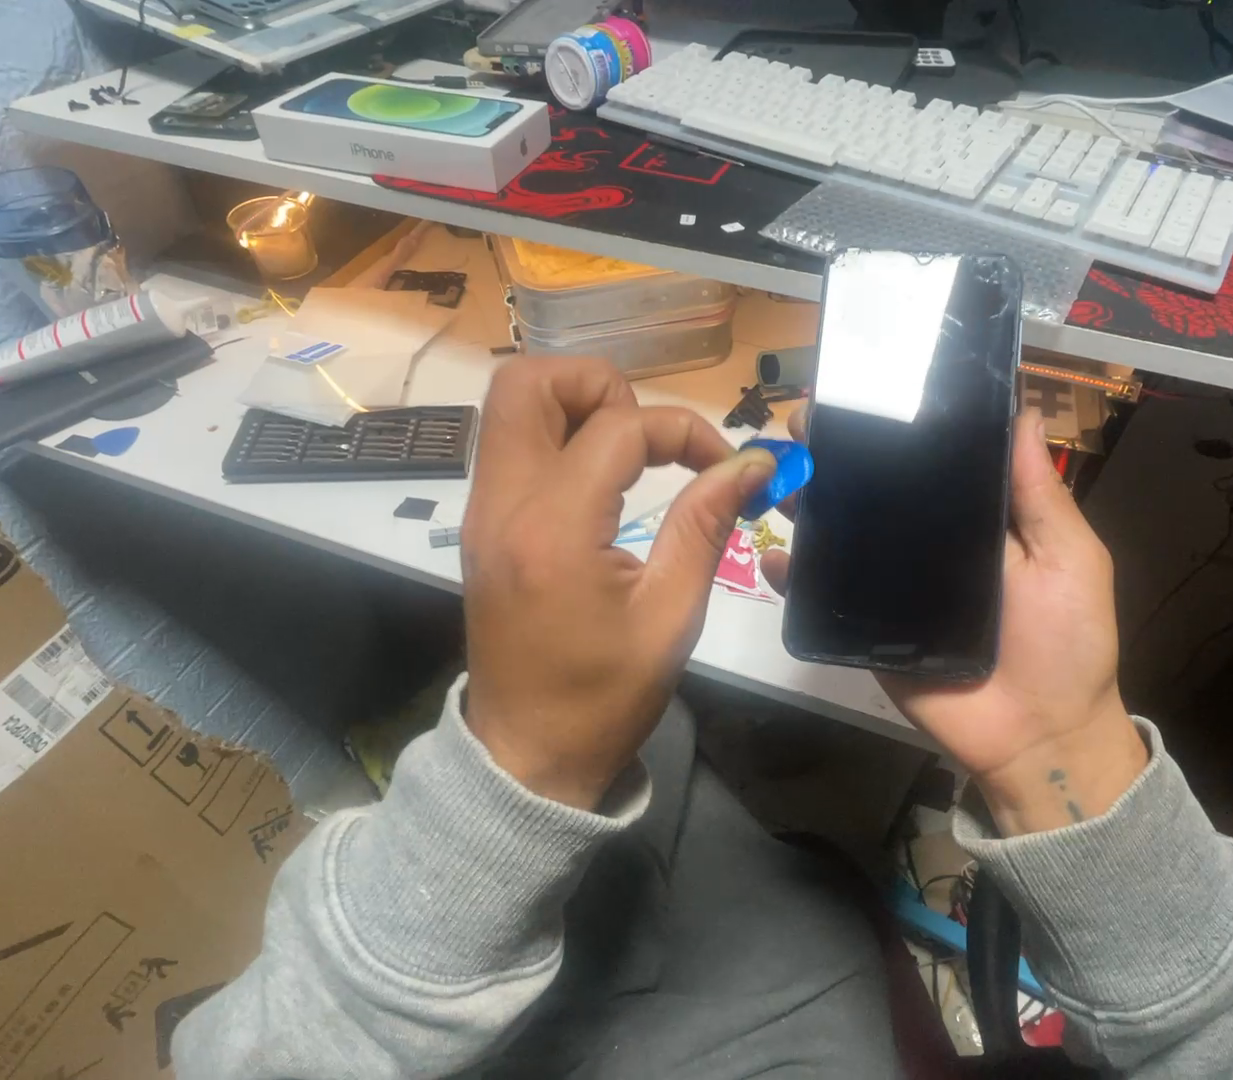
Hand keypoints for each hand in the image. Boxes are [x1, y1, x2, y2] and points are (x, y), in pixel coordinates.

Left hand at [461, 356, 776, 809]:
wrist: (528, 755)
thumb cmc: (605, 698)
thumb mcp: (671, 615)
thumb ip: (706, 524)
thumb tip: (752, 463)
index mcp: (554, 530)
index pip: (619, 428)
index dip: (684, 430)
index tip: (725, 465)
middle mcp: (503, 505)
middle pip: (528, 383)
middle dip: (602, 386)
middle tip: (649, 436)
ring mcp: (481, 513)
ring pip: (509, 406)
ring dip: (574, 405)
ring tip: (629, 454)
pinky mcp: (480, 526)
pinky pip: (508, 446)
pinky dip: (555, 436)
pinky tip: (599, 481)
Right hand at [762, 407, 1145, 835]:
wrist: (1038, 737)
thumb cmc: (1066, 641)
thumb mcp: (1069, 558)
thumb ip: (1040, 494)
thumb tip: (1025, 413)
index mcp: (971, 522)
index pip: (926, 463)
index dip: (894, 427)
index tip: (862, 389)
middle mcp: (923, 547)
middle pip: (872, 493)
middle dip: (834, 457)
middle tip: (801, 425)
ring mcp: (888, 589)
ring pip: (840, 537)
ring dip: (806, 503)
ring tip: (777, 475)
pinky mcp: (863, 630)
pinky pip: (824, 599)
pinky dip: (794, 578)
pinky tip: (775, 555)